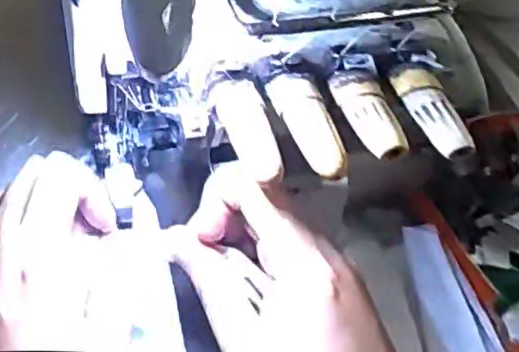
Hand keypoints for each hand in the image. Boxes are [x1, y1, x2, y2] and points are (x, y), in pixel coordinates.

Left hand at [0, 151, 118, 351]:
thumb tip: (120, 239)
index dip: (92, 191)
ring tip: (57, 241)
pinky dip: (1, 220)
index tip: (103, 226)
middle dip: (68, 189)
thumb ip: (115, 276)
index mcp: (36, 258)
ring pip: (6, 191)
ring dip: (37, 202)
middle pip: (34, 172)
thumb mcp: (99, 340)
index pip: (61, 174)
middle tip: (86, 228)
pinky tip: (18, 248)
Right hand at [167, 165, 394, 351]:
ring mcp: (341, 263)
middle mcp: (329, 248)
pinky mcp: (344, 280)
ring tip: (229, 281)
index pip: (252, 183)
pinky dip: (267, 254)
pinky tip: (257, 293)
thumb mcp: (245, 343)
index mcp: (306, 258)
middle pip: (267, 197)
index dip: (214, 201)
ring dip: (244, 237)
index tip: (198, 240)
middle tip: (205, 259)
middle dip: (226, 219)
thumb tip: (174, 240)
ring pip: (279, 219)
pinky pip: (296, 244)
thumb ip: (210, 281)